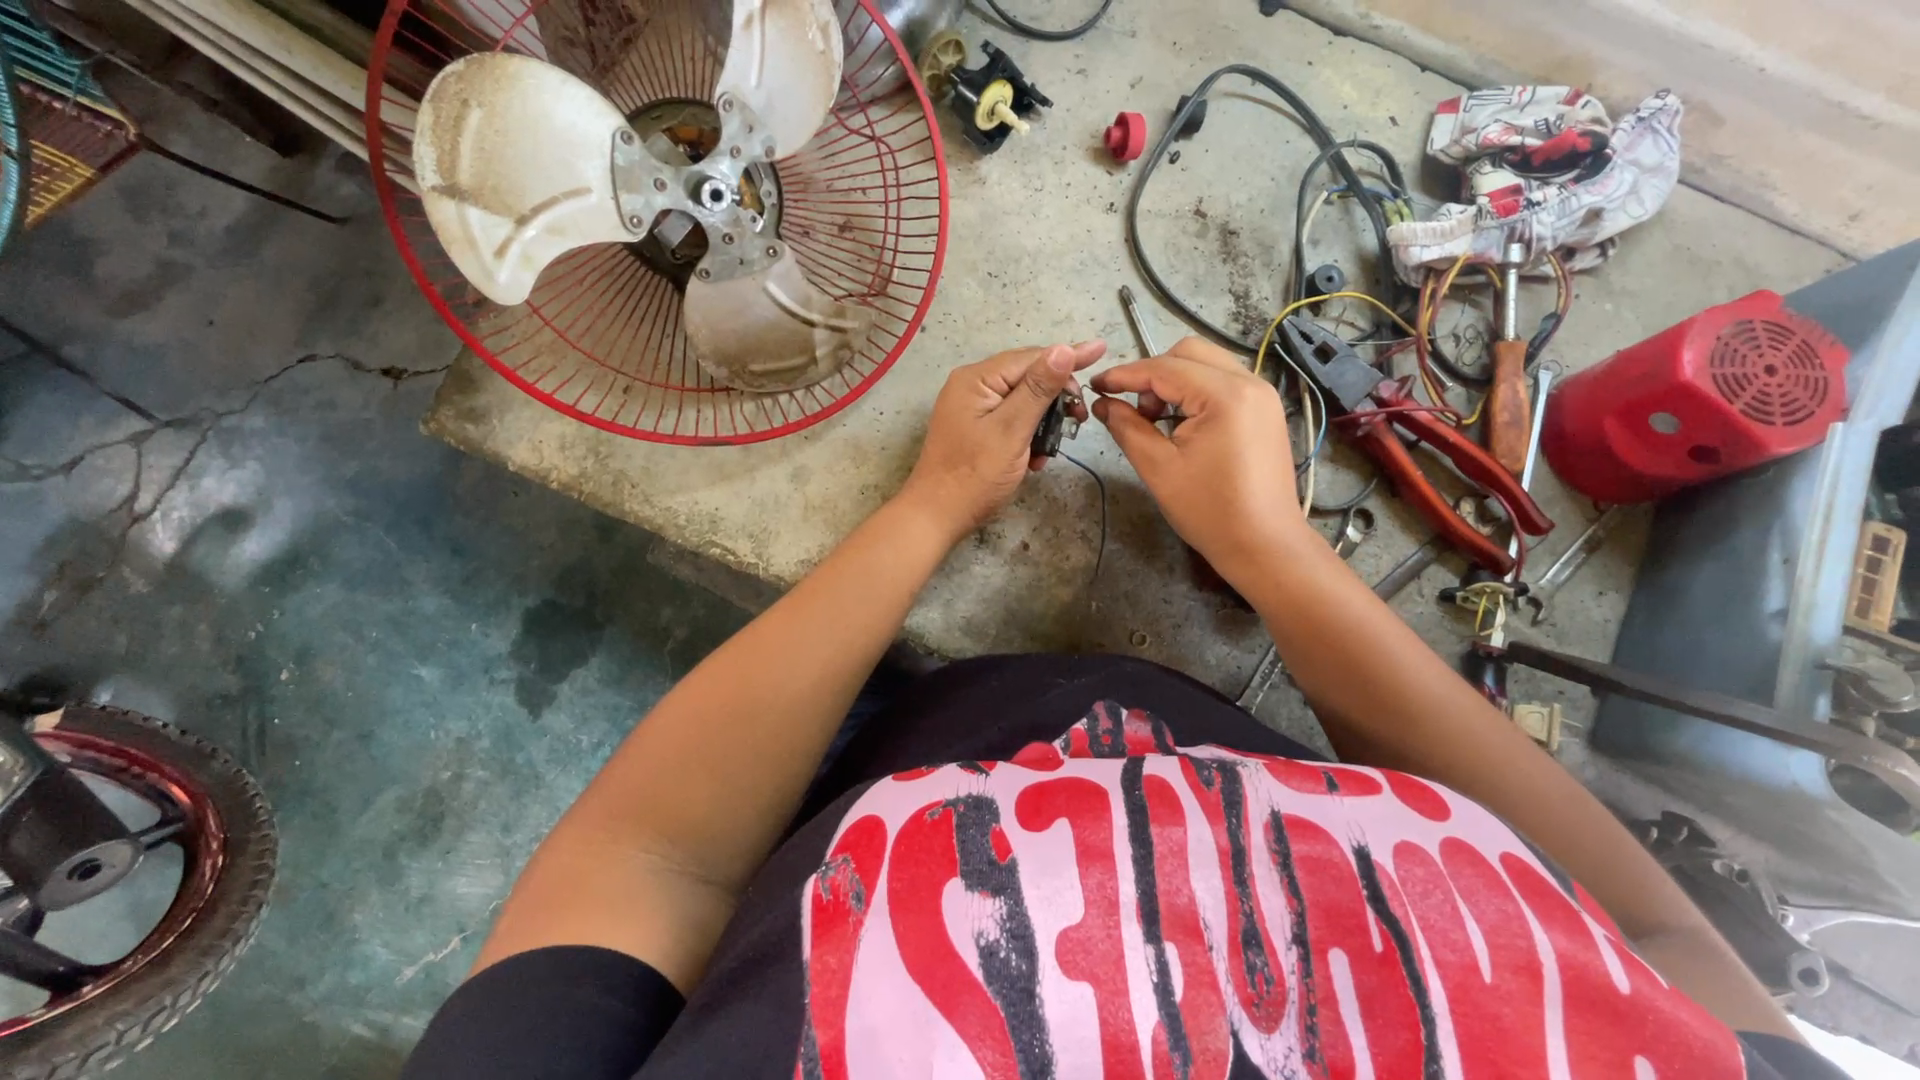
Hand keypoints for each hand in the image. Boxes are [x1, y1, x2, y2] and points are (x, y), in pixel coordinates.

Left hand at [899, 341, 1105, 539]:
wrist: (937, 516)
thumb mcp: (1011, 430)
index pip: (1031, 357)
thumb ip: (1038, 389)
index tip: (1101, 350)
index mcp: (977, 379)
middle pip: (1027, 376)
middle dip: (1056, 396)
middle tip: (1079, 419)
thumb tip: (1064, 348)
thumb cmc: (974, 476)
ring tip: (1054, 445)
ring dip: (1044, 421)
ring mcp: (972, 408)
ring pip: (1022, 400)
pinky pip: (1011, 420)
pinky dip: (1028, 435)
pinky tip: (1035, 457)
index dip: (1067, 358)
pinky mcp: (976, 429)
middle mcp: (972, 386)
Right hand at [1091, 336, 1310, 581]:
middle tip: (1133, 409)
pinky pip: (1223, 383)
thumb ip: (1127, 427)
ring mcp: (1262, 395)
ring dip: (1174, 382)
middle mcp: (1249, 383)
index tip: (1095, 385)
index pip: (1164, 368)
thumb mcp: (1158, 468)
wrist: (1264, 544)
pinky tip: (1181, 426)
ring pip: (1207, 365)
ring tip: (1156, 420)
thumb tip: (1103, 403)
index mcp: (1225, 395)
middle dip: (1153, 374)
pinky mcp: (1265, 410)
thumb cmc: (1209, 510)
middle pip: (1189, 353)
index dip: (1125, 375)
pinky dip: (1196, 393)